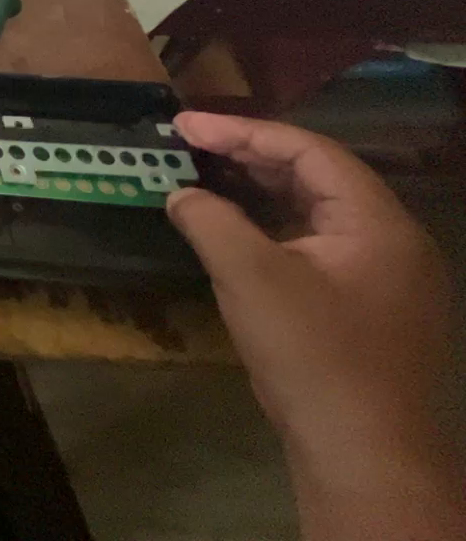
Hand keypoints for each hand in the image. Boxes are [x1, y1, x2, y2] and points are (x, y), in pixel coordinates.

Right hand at [166, 112, 450, 460]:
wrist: (362, 446)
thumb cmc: (312, 351)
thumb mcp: (248, 275)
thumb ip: (209, 219)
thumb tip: (181, 193)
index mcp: (377, 227)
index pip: (312, 153)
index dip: (243, 131)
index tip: (182, 124)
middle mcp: (388, 242)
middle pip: (317, 175)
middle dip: (247, 151)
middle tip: (184, 141)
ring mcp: (378, 274)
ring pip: (312, 207)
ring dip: (254, 184)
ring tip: (197, 170)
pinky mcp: (359, 300)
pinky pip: (309, 238)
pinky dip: (264, 218)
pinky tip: (225, 222)